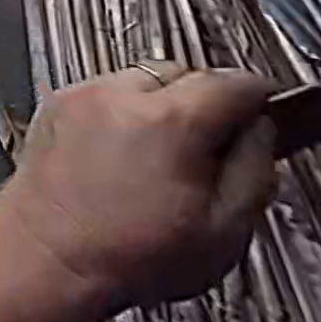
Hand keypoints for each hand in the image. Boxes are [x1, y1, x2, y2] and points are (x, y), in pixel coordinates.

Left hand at [0, 64, 277, 316]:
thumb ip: (254, 168)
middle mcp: (120, 95)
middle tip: (212, 140)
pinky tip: (124, 149)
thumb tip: (262, 130)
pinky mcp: (58, 100)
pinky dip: (121, 108)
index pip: (228, 82)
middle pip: (179, 72)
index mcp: (170, 121)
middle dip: (204, 98)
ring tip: (163, 151)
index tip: (267, 103)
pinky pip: (103, 90)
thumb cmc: (132, 249)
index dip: (257, 93)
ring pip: (139, 78)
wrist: (53, 247)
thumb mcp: (225, 227)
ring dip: (159, 101)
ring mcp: (84, 94)